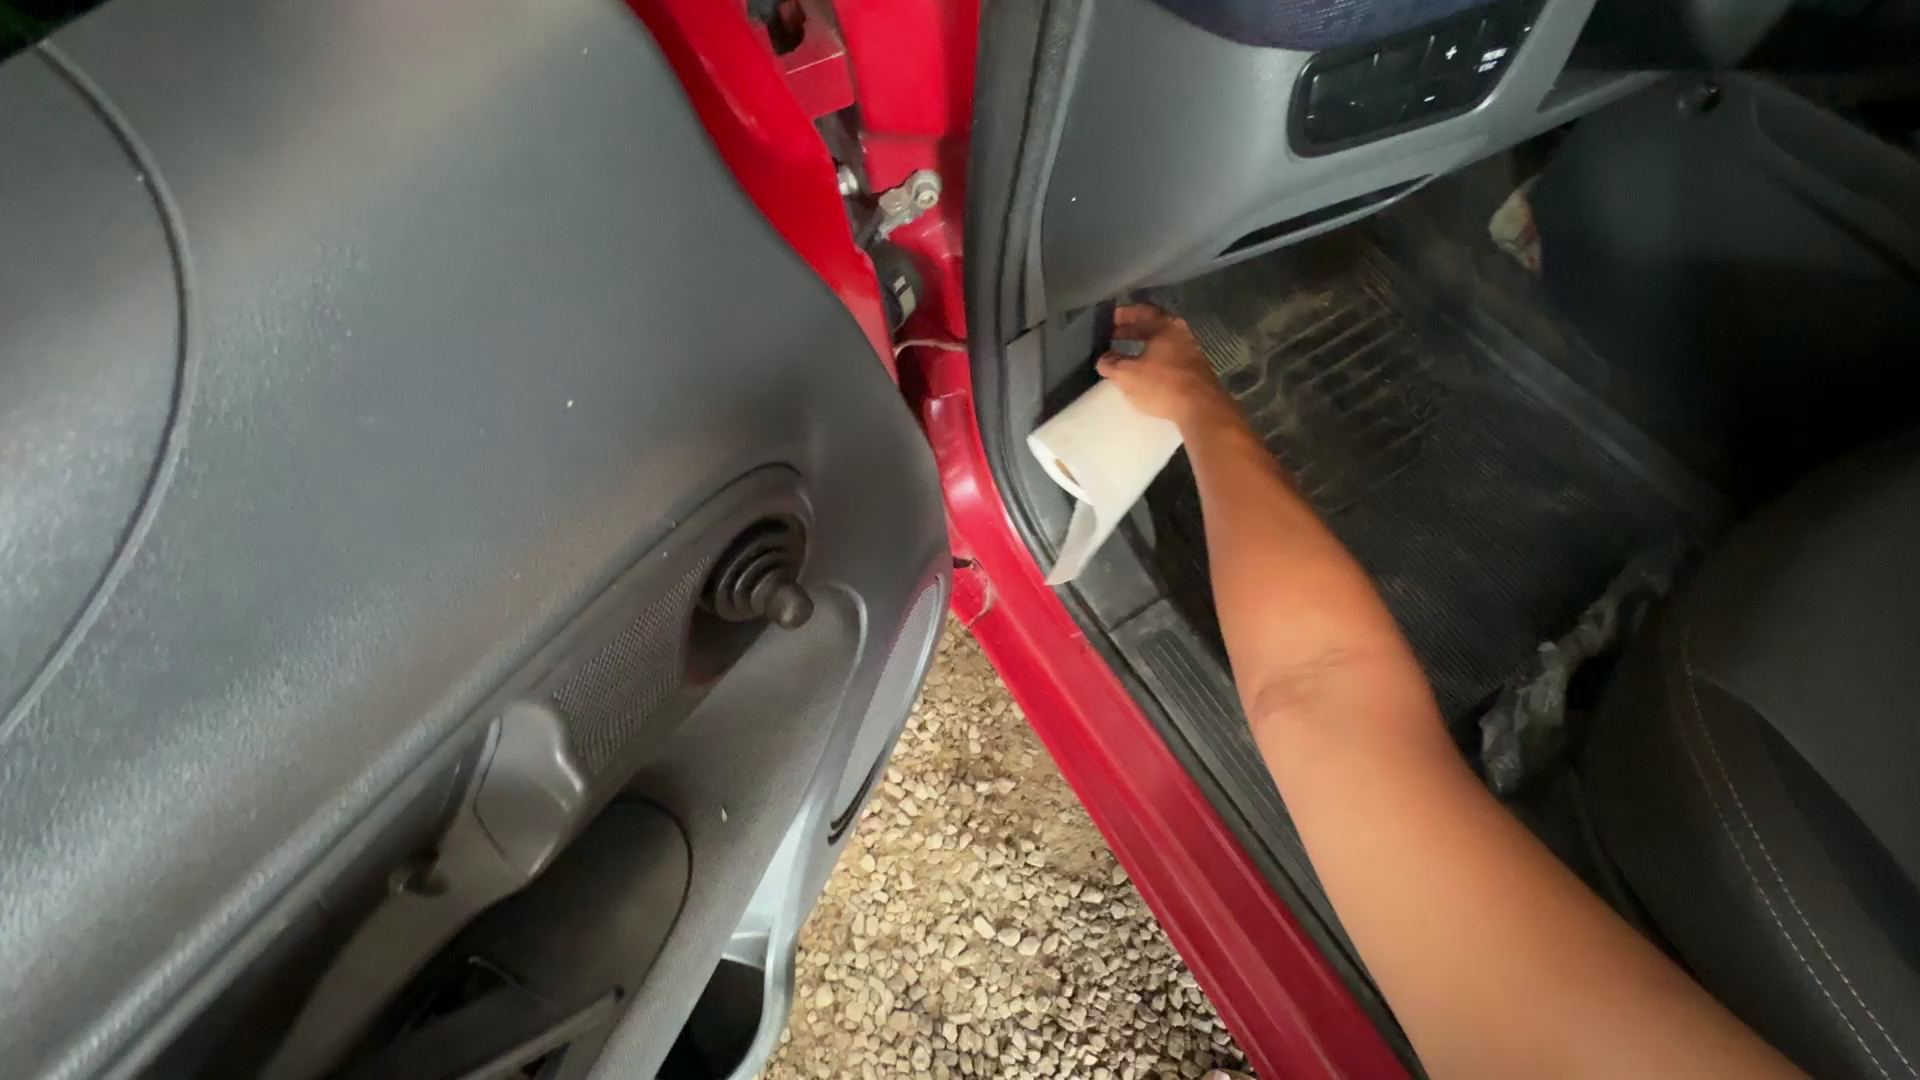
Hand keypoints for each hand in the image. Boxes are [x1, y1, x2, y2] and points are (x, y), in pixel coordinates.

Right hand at [1095, 304, 1236, 432]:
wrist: (1200, 408)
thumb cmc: (1162, 384)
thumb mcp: (1127, 374)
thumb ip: (1111, 363)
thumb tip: (1103, 359)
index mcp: (1165, 326)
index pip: (1141, 311)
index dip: (1123, 314)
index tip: (1108, 320)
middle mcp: (1181, 333)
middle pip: (1153, 326)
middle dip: (1131, 330)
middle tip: (1112, 336)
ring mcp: (1191, 351)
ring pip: (1162, 343)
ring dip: (1143, 346)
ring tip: (1126, 355)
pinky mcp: (1195, 370)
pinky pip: (1169, 358)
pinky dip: (1154, 359)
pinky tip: (1144, 371)